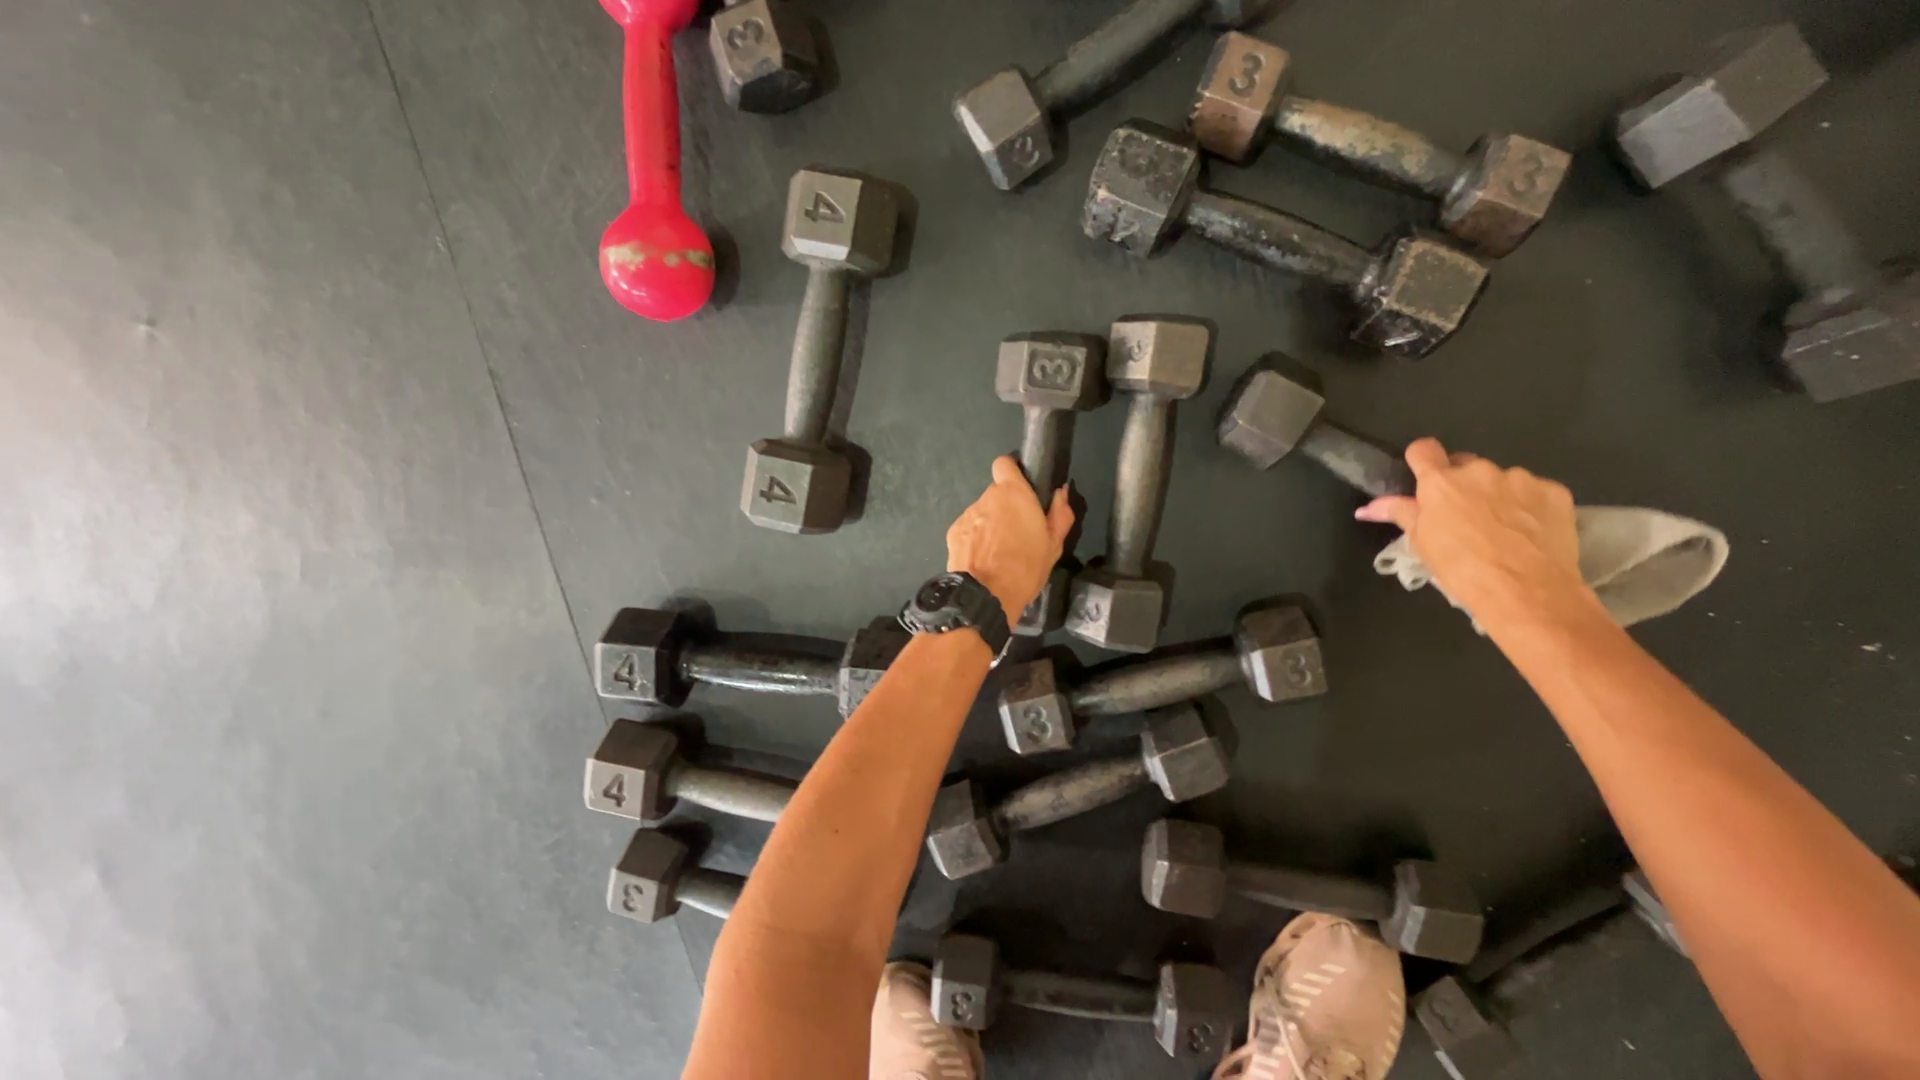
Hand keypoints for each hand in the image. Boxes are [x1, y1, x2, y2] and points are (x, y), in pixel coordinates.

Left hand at [947, 456, 1074, 620]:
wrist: (985, 596)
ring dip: (990, 524)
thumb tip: (1061, 491)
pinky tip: (983, 560)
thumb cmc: (1025, 568)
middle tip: (1018, 531)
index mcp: (1013, 493)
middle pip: (996, 494)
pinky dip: (976, 539)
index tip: (1022, 488)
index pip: (1004, 463)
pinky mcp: (953, 533)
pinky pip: (969, 529)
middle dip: (1006, 507)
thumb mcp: (1053, 545)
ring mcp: (967, 515)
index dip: (1012, 472)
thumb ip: (1060, 514)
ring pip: (982, 513)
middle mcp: (987, 497)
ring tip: (1000, 551)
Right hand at [1356, 438, 1594, 627]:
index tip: (1424, 481)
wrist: (1528, 592)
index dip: (1421, 462)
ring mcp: (1520, 478)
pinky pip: (1535, 492)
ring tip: (1503, 530)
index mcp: (1440, 483)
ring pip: (1501, 479)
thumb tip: (1366, 508)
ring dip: (1497, 496)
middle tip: (1464, 517)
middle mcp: (1479, 471)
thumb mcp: (1422, 544)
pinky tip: (1530, 533)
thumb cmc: (1462, 570)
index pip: (1423, 450)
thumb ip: (1399, 514)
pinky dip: (1530, 507)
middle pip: (1464, 465)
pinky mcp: (1554, 491)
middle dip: (1462, 484)